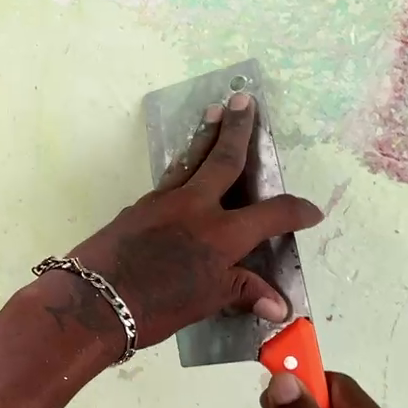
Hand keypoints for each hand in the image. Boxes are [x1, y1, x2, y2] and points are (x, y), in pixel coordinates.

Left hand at [34, 92, 323, 357]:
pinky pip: (169, 179)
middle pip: (223, 159)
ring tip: (214, 112)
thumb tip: (278, 305)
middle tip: (243, 99)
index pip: (272, 215)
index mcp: (222, 233)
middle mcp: (196, 207)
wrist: (95, 300)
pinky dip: (182, 167)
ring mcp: (163, 201)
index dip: (295, 212)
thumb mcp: (206, 302)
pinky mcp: (139, 206)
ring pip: (190, 160)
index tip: (312, 212)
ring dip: (205, 136)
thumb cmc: (156, 308)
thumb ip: (242, 292)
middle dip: (238, 129)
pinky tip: (185, 166)